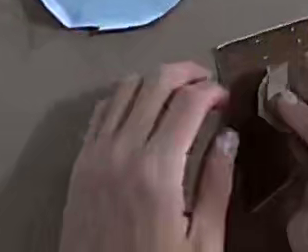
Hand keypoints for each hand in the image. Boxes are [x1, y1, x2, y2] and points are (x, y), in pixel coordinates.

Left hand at [59, 62, 236, 251]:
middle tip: (207, 86)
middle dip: (188, 73)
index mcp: (158, 169)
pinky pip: (102, 110)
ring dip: (156, 81)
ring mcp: (96, 156)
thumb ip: (217, 183)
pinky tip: (142, 113)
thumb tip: (228, 134)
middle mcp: (124, 151)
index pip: (190, 100)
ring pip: (127, 86)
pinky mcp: (78, 166)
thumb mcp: (202, 245)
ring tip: (176, 96)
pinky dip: (125, 98)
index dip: (214, 90)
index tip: (226, 100)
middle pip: (158, 80)